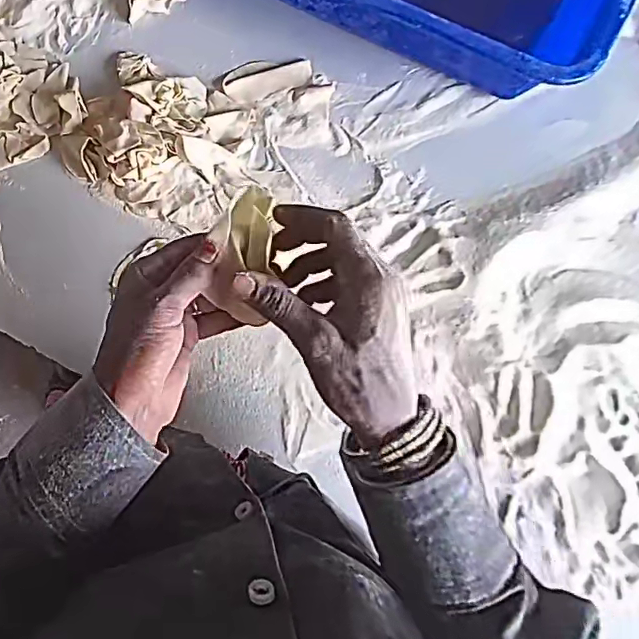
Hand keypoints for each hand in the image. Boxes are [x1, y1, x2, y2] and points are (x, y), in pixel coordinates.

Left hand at [93, 235, 243, 441]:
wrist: (132, 402)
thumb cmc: (130, 356)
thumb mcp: (162, 306)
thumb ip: (189, 275)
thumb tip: (209, 248)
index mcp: (145, 277)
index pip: (183, 249)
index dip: (209, 244)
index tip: (236, 239)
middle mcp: (159, 293)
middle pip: (199, 270)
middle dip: (224, 267)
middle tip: (251, 261)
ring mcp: (175, 314)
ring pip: (209, 293)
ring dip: (230, 290)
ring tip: (253, 284)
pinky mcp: (188, 334)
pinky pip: (214, 317)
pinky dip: (231, 314)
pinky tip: (247, 310)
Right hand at [233, 206, 418, 446]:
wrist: (393, 419)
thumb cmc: (361, 384)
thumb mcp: (314, 342)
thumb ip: (279, 305)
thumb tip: (246, 279)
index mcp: (369, 278)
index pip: (336, 227)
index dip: (303, 218)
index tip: (275, 220)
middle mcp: (381, 278)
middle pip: (339, 239)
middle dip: (302, 240)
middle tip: (272, 251)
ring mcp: (383, 292)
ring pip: (342, 259)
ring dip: (310, 262)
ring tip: (282, 282)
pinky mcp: (379, 307)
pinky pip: (348, 278)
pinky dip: (322, 279)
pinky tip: (303, 300)